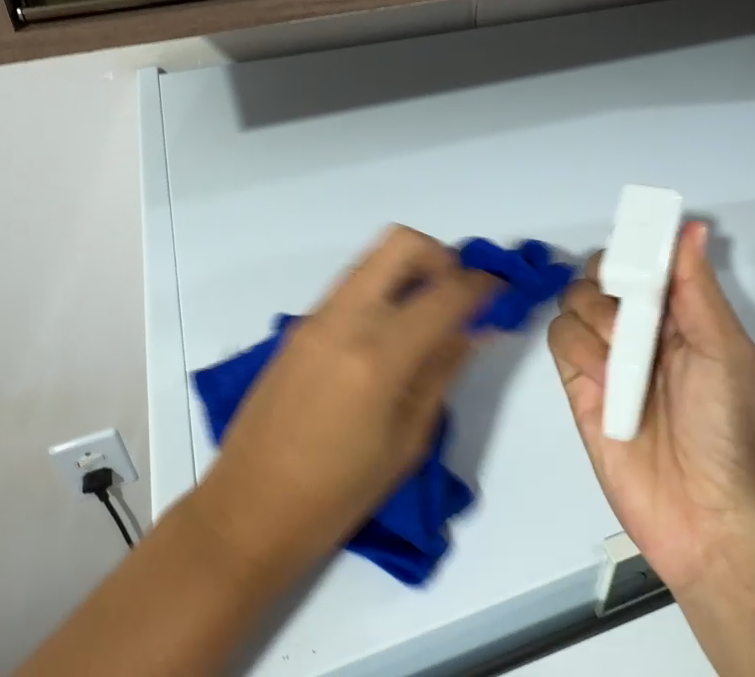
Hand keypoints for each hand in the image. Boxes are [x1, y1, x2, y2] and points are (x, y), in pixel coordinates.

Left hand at [197, 226, 498, 573]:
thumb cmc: (339, 493)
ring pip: (372, 260)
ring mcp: (315, 319)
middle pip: (402, 245)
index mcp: (379, 355)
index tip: (504, 292)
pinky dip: (381, 291)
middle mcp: (345, 320)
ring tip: (431, 316)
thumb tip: (473, 328)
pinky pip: (350, 287)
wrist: (250, 509)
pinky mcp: (297, 328)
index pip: (446, 293)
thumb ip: (442, 370)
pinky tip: (391, 336)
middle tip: (461, 295)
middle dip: (443, 258)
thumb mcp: (408, 439)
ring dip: (410, 270)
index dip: (484, 285)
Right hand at [547, 221, 754, 593]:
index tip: (634, 252)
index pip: (646, 262)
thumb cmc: (736, 432)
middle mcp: (644, 332)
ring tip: (621, 354)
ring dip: (594, 316)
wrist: (716, 523)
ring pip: (574, 303)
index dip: (634, 249)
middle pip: (601, 276)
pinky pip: (560, 343)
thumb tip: (689, 227)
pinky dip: (577, 348)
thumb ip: (697, 288)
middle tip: (628, 309)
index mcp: (685, 317)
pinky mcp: (581, 392)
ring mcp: (609, 361)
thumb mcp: (727, 352)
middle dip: (607, 281)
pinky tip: (604, 374)